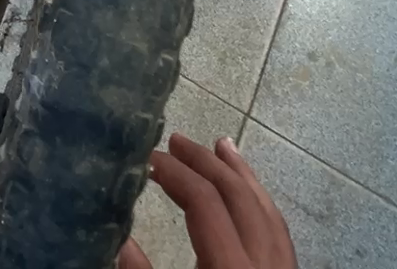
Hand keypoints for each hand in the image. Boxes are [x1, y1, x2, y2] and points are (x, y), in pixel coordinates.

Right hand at [117, 135, 296, 268]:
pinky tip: (249, 192)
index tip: (149, 158)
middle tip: (175, 141)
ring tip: (221, 145)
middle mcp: (264, 264)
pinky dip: (260, 201)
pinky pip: (279, 230)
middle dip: (205, 163)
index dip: (176, 174)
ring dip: (240, 173)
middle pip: (238, 197)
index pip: (206, 203)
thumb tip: (118, 239)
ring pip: (266, 210)